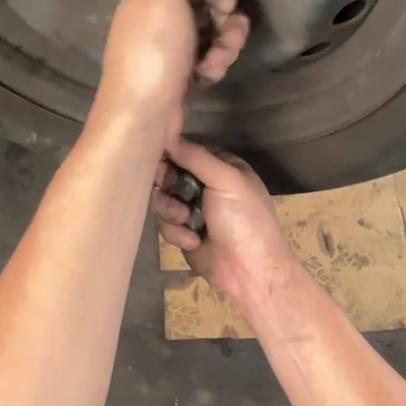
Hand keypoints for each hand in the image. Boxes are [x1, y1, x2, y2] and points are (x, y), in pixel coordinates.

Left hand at [95, 0, 249, 133]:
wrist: (145, 112)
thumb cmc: (152, 49)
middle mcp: (161, 19)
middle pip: (207, 3)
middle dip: (225, 12)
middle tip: (226, 22)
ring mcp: (173, 49)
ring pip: (215, 33)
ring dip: (226, 42)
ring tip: (218, 58)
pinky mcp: (186, 74)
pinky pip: (211, 59)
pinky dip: (216, 64)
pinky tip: (210, 74)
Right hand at [150, 140, 300, 301]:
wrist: (249, 270)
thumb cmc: (244, 219)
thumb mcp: (226, 180)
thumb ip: (197, 157)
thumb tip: (169, 134)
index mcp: (222, 167)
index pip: (189, 148)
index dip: (171, 151)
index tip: (156, 154)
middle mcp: (206, 184)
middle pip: (169, 173)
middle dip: (166, 183)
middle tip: (166, 188)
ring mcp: (193, 209)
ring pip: (162, 199)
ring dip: (170, 210)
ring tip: (186, 220)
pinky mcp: (183, 232)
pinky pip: (165, 224)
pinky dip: (176, 232)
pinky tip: (194, 241)